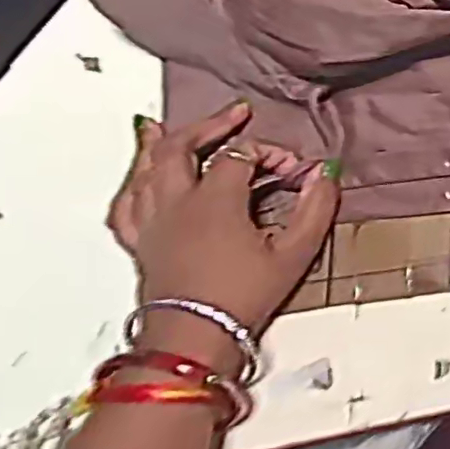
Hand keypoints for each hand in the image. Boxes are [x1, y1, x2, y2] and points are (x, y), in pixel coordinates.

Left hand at [107, 102, 339, 366]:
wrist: (196, 334)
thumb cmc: (248, 293)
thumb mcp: (297, 250)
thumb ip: (316, 207)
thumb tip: (324, 174)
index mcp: (213, 203)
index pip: (239, 157)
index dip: (271, 153)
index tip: (296, 169)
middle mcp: (174, 204)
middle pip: (179, 148)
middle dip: (210, 126)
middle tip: (236, 114)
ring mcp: (150, 221)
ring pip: (145, 168)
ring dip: (161, 142)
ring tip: (166, 125)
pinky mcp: (138, 240)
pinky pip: (125, 200)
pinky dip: (133, 179)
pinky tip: (139, 173)